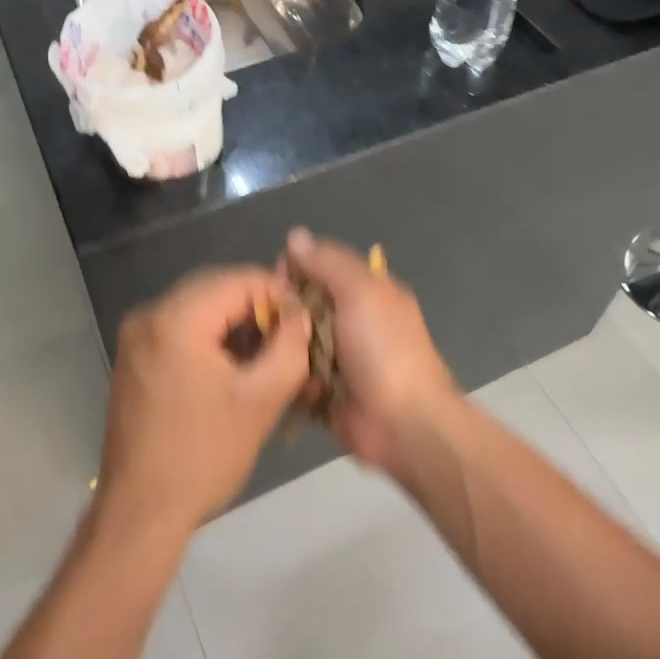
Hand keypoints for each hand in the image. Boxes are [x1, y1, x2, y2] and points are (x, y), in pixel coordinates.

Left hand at [98, 267, 312, 529]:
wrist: (140, 512)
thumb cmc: (203, 456)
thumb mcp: (260, 401)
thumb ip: (289, 346)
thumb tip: (301, 313)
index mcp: (175, 319)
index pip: (238, 279)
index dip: (278, 292)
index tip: (307, 318)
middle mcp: (149, 315)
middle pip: (215, 289)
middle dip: (258, 307)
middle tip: (293, 336)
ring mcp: (136, 337)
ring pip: (199, 309)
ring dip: (236, 324)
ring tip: (271, 353)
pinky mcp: (135, 358)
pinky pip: (181, 330)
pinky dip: (211, 339)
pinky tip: (238, 366)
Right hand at [283, 228, 458, 473]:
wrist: (403, 423)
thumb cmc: (385, 349)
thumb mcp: (361, 292)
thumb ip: (328, 263)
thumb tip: (296, 235)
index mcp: (369, 293)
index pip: (324, 268)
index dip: (297, 268)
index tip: (273, 276)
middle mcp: (353, 322)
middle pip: (306, 305)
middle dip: (284, 308)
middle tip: (260, 315)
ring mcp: (339, 359)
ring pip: (297, 341)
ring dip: (282, 343)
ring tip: (256, 345)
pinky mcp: (324, 393)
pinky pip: (296, 375)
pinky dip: (285, 375)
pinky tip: (265, 371)